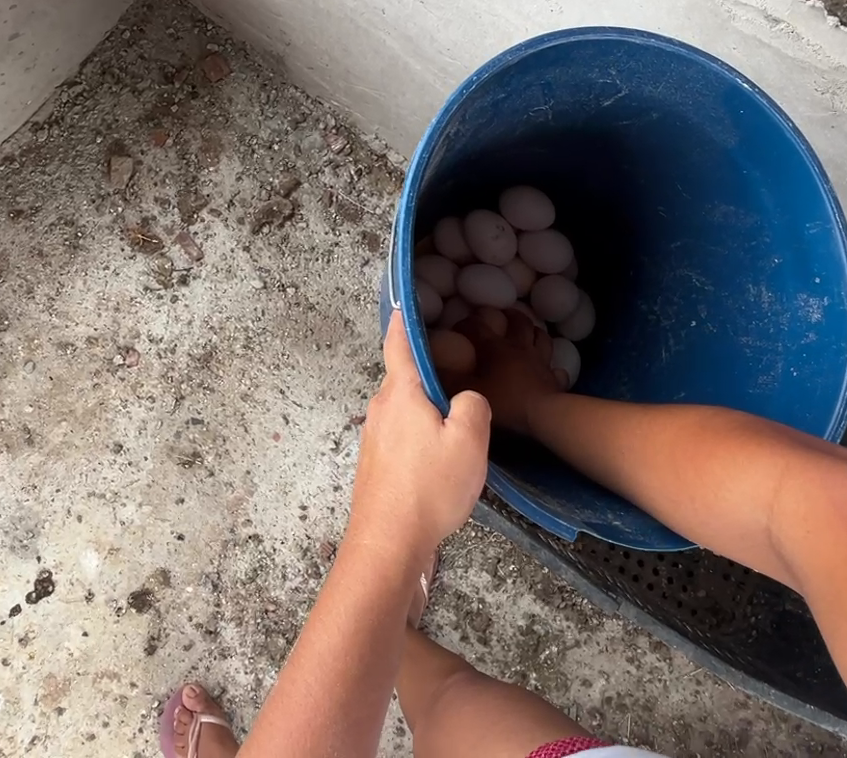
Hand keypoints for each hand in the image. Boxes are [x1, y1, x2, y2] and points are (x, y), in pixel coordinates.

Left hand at [347, 313, 491, 561]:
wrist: (388, 541)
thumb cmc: (429, 487)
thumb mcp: (468, 439)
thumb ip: (471, 405)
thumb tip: (464, 399)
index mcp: (401, 392)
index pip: (398, 344)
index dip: (404, 321)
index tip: (407, 304)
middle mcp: (381, 408)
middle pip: (404, 378)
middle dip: (428, 373)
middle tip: (459, 372)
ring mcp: (374, 436)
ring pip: (404, 408)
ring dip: (426, 408)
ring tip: (455, 421)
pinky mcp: (376, 462)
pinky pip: (401, 433)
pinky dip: (419, 432)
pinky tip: (439, 455)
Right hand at [443, 307, 563, 435]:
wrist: (542, 416)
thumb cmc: (504, 401)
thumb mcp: (468, 391)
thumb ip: (447, 379)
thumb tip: (429, 368)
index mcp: (496, 348)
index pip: (478, 326)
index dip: (467, 323)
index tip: (458, 327)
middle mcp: (520, 348)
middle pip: (518, 322)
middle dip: (509, 315)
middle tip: (503, 314)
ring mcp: (540, 362)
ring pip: (540, 338)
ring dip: (534, 332)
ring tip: (528, 331)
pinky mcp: (554, 380)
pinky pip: (555, 369)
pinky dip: (552, 367)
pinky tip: (549, 370)